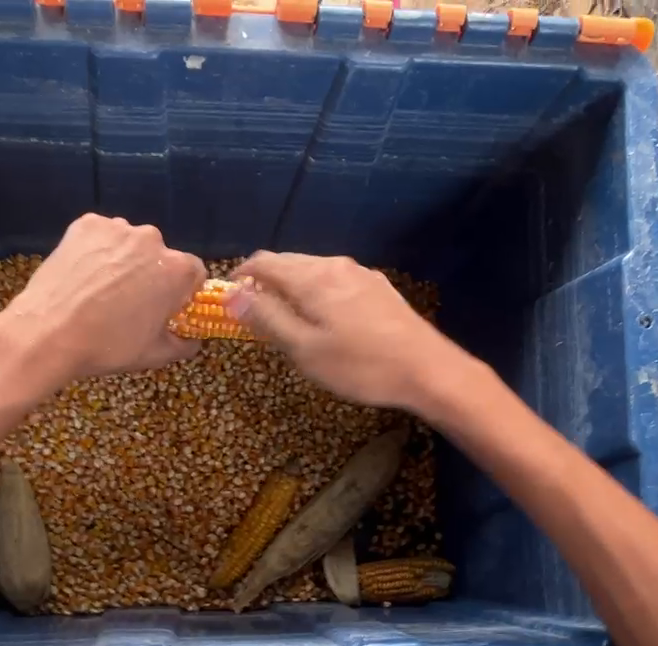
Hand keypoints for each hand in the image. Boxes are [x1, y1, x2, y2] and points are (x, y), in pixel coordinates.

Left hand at [0, 214, 205, 388]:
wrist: (49, 333)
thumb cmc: (109, 345)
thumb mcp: (154, 355)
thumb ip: (183, 345)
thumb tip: (192, 340)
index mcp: (177, 270)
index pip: (194, 273)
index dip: (182, 293)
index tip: (166, 308)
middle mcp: (152, 239)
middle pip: (161, 256)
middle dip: (152, 275)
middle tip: (130, 303)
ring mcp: (116, 228)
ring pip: (130, 245)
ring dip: (125, 262)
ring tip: (102, 291)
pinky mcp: (86, 224)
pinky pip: (102, 237)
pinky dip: (98, 252)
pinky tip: (85, 277)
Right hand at [229, 252, 476, 410]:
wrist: (427, 370)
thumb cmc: (360, 365)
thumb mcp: (305, 349)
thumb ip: (267, 319)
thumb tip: (231, 295)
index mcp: (313, 277)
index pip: (264, 262)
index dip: (241, 277)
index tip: (229, 300)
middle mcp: (336, 266)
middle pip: (289, 263)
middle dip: (265, 282)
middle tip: (253, 314)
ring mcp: (360, 275)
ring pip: (313, 272)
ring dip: (291, 289)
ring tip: (284, 320)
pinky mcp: (378, 290)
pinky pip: (334, 283)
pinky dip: (315, 295)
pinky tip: (322, 321)